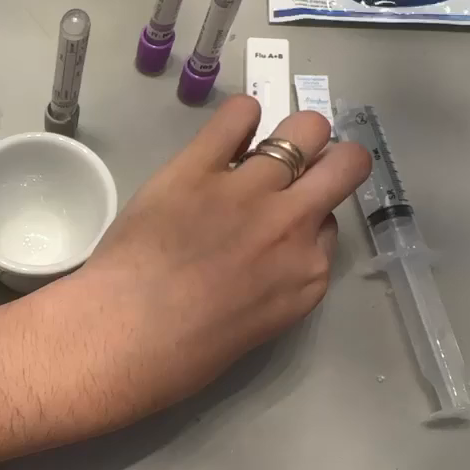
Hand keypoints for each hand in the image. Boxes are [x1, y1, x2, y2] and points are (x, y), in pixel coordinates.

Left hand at [45, 96, 370, 428]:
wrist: (124, 333)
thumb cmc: (178, 354)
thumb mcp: (248, 330)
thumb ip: (269, 285)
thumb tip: (260, 258)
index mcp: (306, 275)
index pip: (330, 225)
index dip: (306, 218)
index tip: (278, 226)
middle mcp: (291, 226)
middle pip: (344, 165)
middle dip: (328, 161)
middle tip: (296, 170)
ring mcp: (248, 191)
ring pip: (302, 129)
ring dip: (289, 135)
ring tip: (258, 148)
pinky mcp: (198, 168)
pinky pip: (237, 116)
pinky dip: (239, 116)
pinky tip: (228, 130)